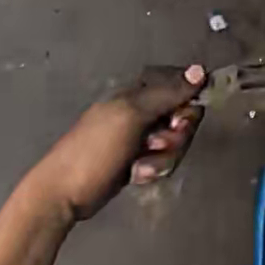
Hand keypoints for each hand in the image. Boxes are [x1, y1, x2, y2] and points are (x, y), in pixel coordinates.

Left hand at [23, 64, 206, 220]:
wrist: (64, 193)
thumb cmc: (95, 148)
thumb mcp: (132, 116)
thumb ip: (167, 94)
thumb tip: (201, 71)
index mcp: (139, 90)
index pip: (181, 87)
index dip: (187, 106)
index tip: (179, 122)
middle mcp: (143, 109)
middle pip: (183, 118)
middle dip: (174, 138)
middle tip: (155, 145)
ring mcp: (141, 136)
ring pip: (175, 143)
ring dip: (162, 159)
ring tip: (140, 166)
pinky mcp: (140, 160)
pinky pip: (163, 161)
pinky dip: (153, 169)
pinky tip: (136, 174)